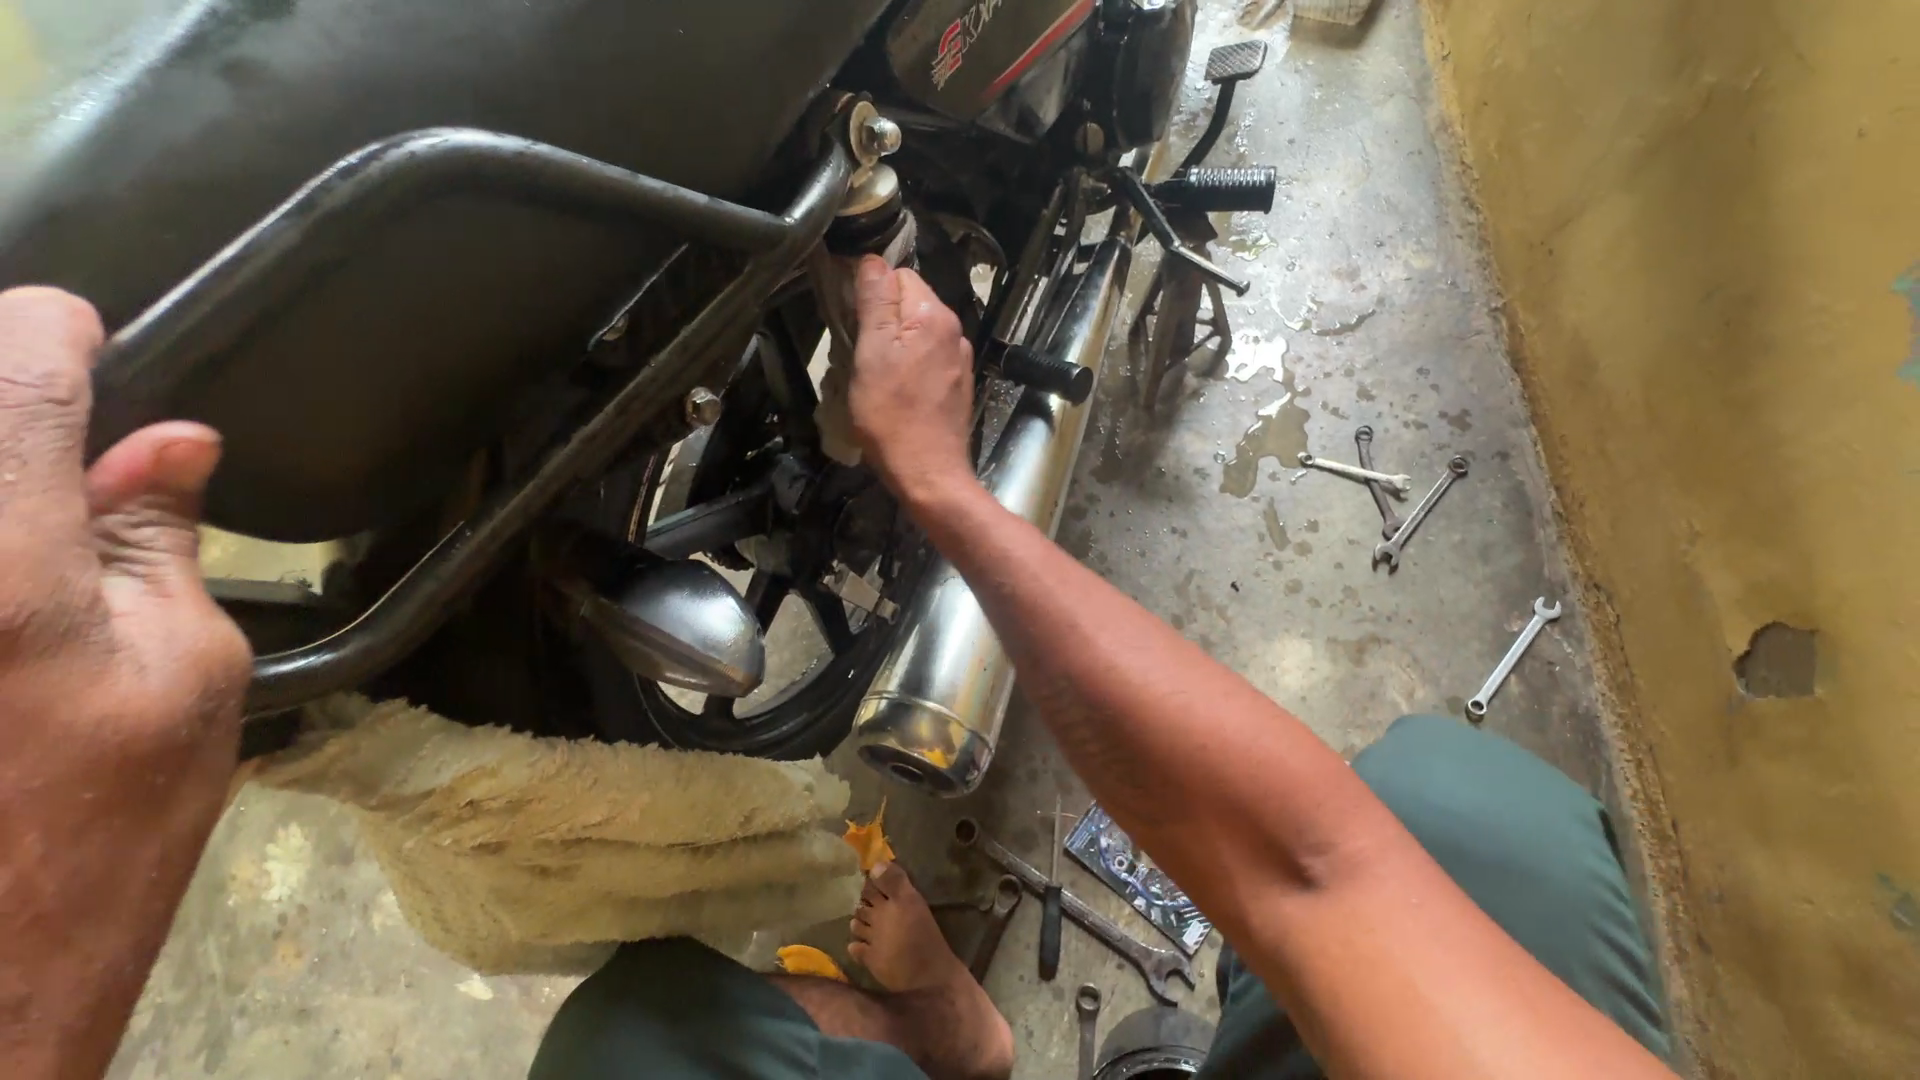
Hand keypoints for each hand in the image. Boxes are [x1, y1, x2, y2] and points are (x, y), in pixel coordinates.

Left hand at [0, 287, 249, 1077]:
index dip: (50, 334)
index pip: (9, 376)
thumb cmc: (106, 823)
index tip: (79, 324)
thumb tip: (168, 446)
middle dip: (1, 403)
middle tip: (64, 451)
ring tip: (49, 508)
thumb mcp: (189, 674)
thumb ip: (158, 545)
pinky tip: (25, 570)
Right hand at [847, 257, 976, 506]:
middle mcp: (954, 331)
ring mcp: (960, 359)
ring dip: (895, 345)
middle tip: (861, 353)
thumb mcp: (872, 352)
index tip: (853, 322)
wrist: (928, 472)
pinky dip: (910, 366)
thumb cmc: (891, 415)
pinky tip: (898, 390)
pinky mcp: (958, 384)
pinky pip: (928, 358)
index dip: (871, 293)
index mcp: (934, 315)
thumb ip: (875, 301)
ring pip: (918, 332)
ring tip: (876, 374)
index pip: (898, 275)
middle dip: (883, 320)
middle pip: (910, 302)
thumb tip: (873, 259)